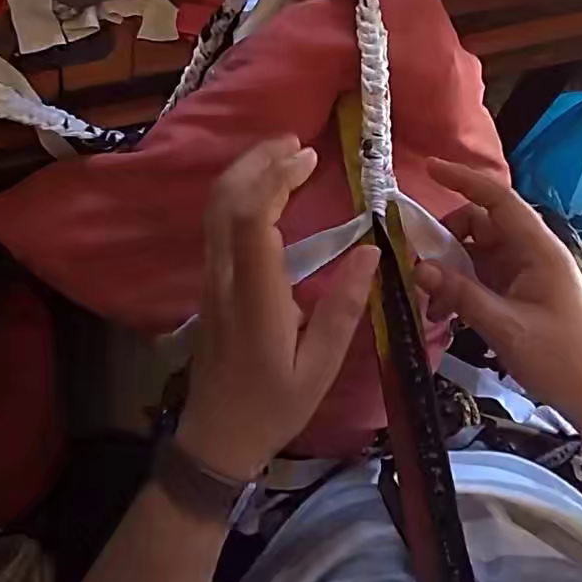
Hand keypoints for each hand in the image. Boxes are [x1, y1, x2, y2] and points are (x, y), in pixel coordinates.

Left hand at [178, 137, 380, 480]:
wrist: (216, 437)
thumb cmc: (274, 406)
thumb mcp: (320, 367)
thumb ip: (344, 307)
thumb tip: (371, 251)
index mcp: (255, 298)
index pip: (252, 222)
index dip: (275, 180)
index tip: (309, 159)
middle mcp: (224, 278)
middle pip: (226, 202)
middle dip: (258, 162)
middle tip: (297, 144)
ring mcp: (211, 278)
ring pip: (216, 209)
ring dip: (246, 172)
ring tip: (284, 153)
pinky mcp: (210, 282)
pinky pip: (218, 223)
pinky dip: (240, 193)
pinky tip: (266, 188)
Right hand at [413, 158, 581, 460]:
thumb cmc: (562, 359)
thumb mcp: (506, 327)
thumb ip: (461, 295)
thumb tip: (419, 267)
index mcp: (538, 249)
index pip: (498, 200)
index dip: (464, 180)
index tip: (429, 168)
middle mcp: (530, 254)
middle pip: (481, 226)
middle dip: (446, 239)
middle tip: (417, 263)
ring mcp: (523, 274)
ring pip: (477, 254)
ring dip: (449, 270)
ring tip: (429, 302)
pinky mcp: (518, 295)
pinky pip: (481, 278)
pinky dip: (459, 289)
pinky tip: (443, 314)